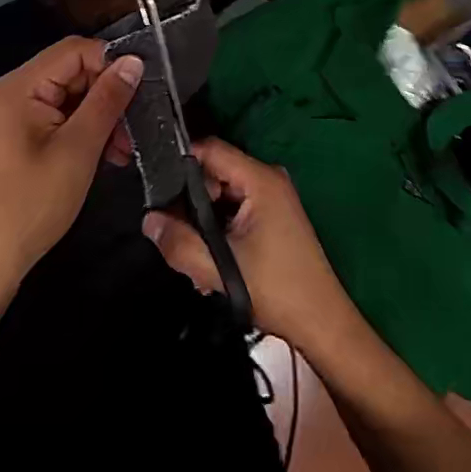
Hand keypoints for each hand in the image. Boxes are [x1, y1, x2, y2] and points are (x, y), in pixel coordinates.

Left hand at [0, 37, 141, 369]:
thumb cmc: (30, 205)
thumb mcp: (78, 150)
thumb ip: (107, 101)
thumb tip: (134, 62)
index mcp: (16, 88)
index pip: (74, 51)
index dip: (110, 64)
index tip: (141, 91)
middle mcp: (9, 93)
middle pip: (71, 73)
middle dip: (107, 97)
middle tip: (136, 129)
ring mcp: (9, 117)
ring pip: (68, 99)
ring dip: (100, 118)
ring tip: (124, 150)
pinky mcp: (14, 139)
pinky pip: (56, 120)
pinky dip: (82, 133)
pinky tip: (106, 156)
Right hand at [142, 138, 355, 350]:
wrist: (321, 322)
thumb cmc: (276, 289)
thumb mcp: (219, 268)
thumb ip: (179, 242)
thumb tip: (149, 220)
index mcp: (260, 179)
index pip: (211, 150)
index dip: (180, 162)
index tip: (156, 188)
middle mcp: (269, 178)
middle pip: (215, 172)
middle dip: (190, 201)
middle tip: (175, 233)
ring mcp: (273, 196)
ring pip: (223, 193)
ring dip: (203, 221)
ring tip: (193, 256)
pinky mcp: (274, 214)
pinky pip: (235, 207)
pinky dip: (219, 228)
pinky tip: (211, 261)